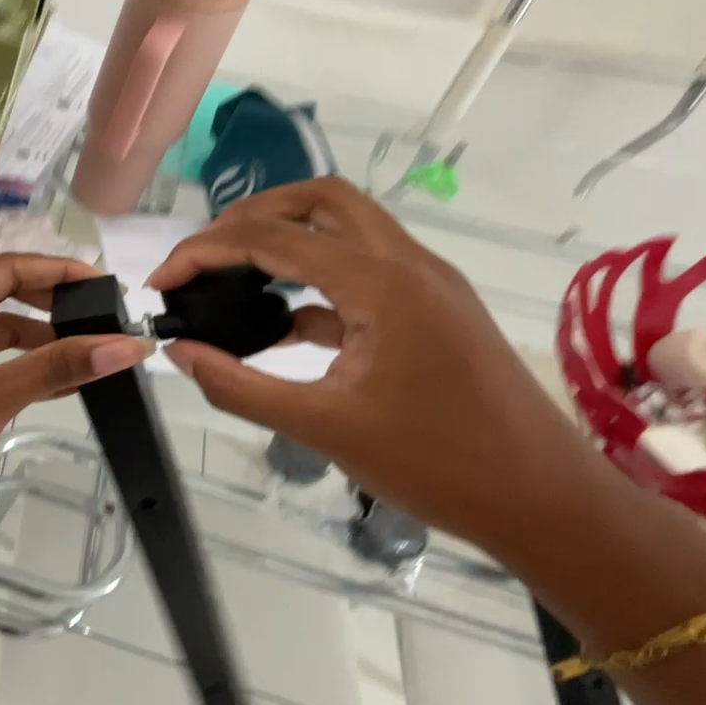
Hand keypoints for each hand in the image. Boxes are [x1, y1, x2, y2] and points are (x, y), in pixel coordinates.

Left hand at [0, 254, 153, 533]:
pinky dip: (23, 365)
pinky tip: (64, 380)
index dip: (53, 270)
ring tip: (89, 348)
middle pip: (0, 294)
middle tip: (99, 310)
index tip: (99, 281)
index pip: (2, 270)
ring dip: (40, 337)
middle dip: (49, 300)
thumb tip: (127, 345)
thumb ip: (58, 367)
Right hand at [148, 179, 607, 547]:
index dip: (204, 252)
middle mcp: (409, 266)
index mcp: (384, 285)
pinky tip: (274, 324)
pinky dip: (308, 281)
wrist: (545, 502)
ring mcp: (425, 285)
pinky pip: (358, 272)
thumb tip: (178, 352)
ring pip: (344, 228)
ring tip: (227, 277)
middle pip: (319, 202)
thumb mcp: (321, 427)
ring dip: (282, 240)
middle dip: (249, 217)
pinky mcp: (429, 310)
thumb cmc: (437, 465)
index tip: (160, 283)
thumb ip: (238, 386)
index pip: (273, 239)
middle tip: (201, 258)